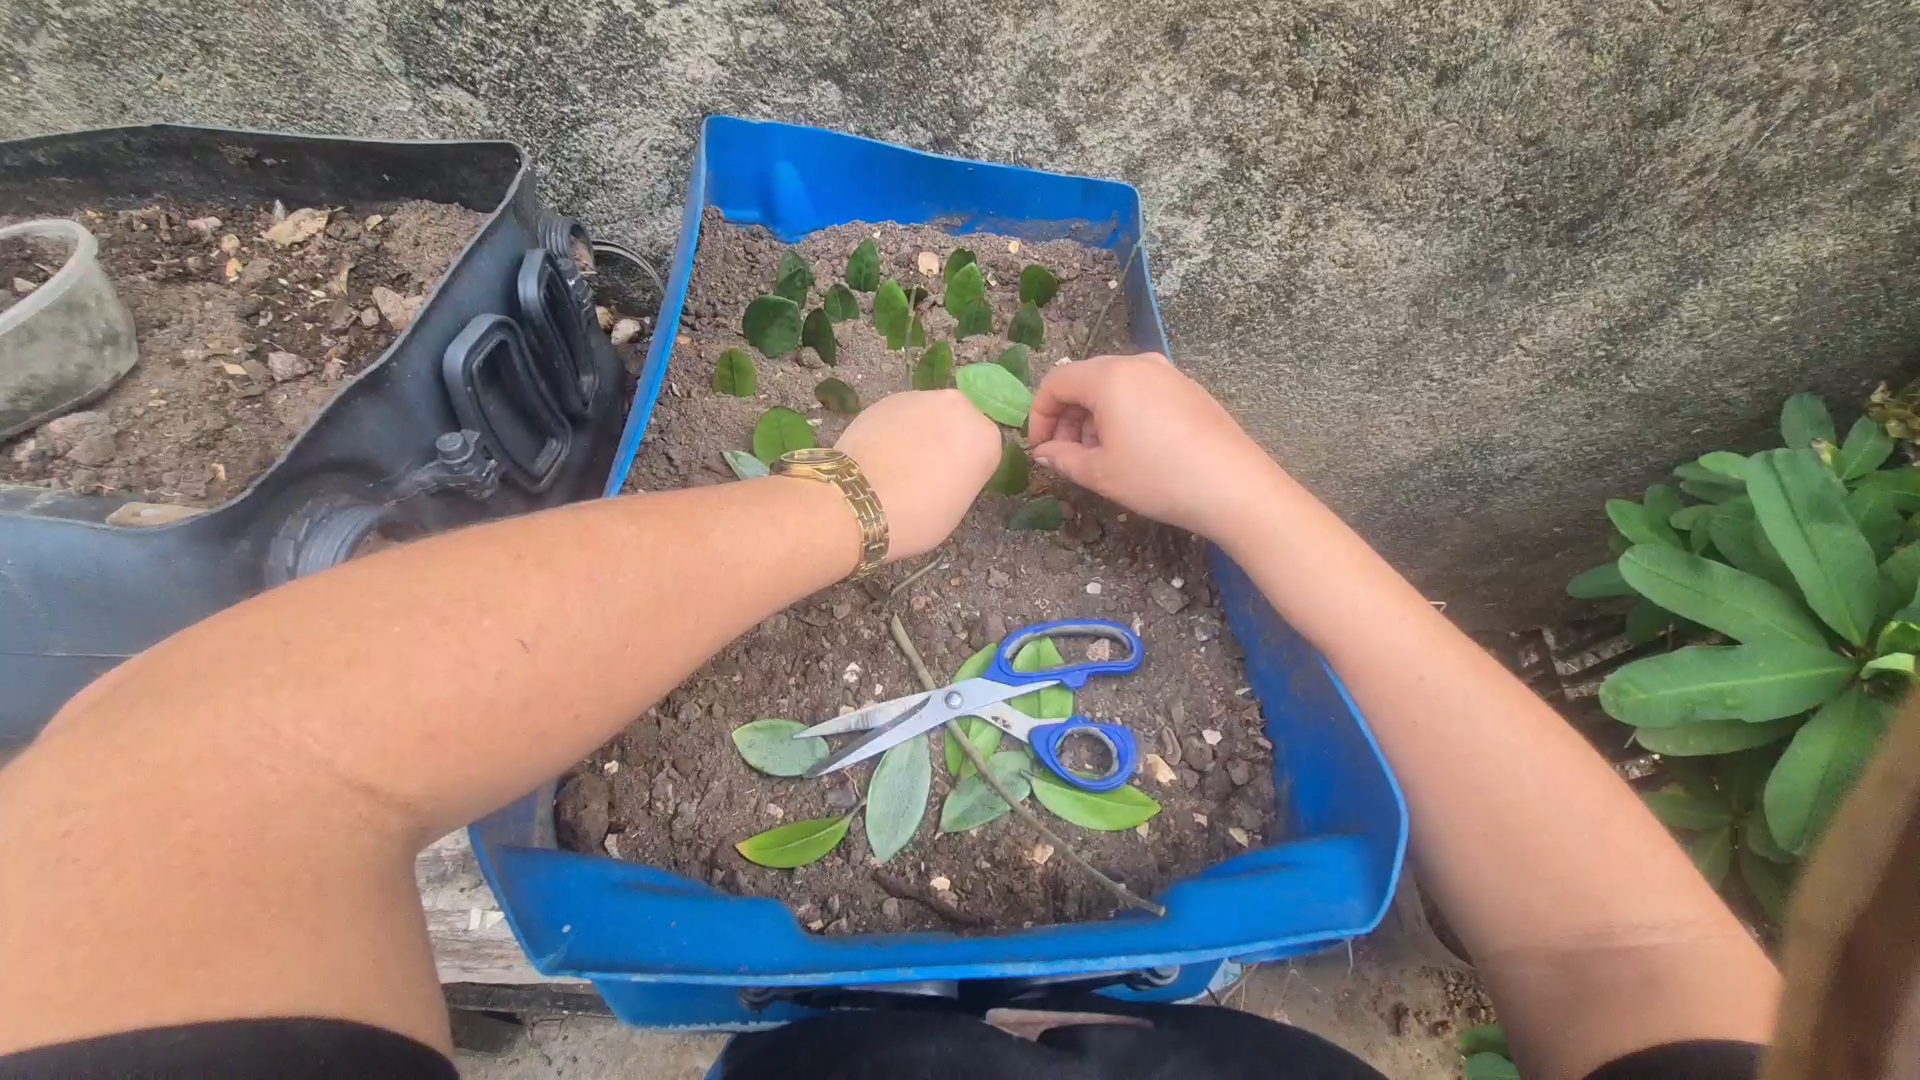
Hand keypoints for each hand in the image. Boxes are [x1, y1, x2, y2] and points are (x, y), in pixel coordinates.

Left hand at [835, 389, 999, 559]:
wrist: (860, 501)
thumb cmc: (918, 516)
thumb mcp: (956, 506)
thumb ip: (960, 477)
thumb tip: (944, 468)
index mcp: (985, 437)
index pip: (983, 450)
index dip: (967, 469)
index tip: (951, 485)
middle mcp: (959, 407)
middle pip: (958, 424)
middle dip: (945, 441)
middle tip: (925, 471)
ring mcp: (920, 397)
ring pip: (927, 416)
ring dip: (919, 433)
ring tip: (897, 464)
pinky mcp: (887, 399)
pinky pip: (899, 416)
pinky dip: (893, 431)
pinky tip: (878, 455)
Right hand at [1029, 353, 1284, 543]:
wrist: (1233, 486)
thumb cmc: (1158, 478)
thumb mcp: (1100, 473)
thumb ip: (1063, 457)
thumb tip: (1044, 452)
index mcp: (1109, 377)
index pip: (1056, 381)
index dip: (1039, 414)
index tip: (1040, 447)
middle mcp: (1138, 364)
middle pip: (1085, 380)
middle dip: (1067, 417)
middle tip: (1066, 454)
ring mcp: (1168, 373)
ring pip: (1114, 387)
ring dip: (1094, 417)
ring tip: (1099, 457)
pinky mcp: (1188, 389)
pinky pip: (1141, 392)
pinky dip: (1123, 414)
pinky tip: (1132, 450)